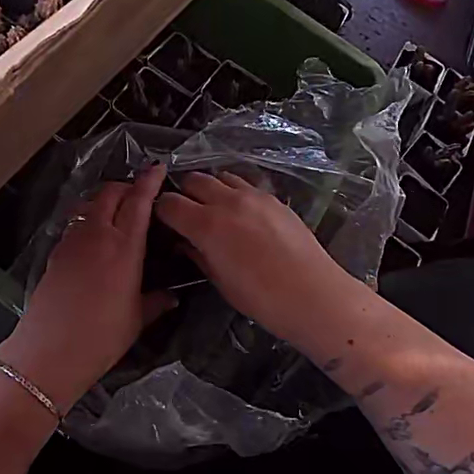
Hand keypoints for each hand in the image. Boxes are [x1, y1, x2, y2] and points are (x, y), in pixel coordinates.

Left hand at [0, 164, 172, 405]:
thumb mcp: (137, 319)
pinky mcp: (55, 254)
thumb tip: (172, 297)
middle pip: (110, 193)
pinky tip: (96, 239)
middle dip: (126, 186)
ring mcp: (72, 242)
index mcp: (124, 247)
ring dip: (105, 200)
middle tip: (140, 195)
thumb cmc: (102, 335)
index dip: (149, 181)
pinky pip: (76, 223)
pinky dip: (89, 219)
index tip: (158, 168)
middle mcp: (97, 235)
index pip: (139, 201)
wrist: (49, 352)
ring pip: (89, 204)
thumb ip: (157, 301)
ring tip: (118, 213)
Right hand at [154, 172, 367, 342]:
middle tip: (186, 213)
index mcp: (207, 224)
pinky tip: (240, 211)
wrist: (312, 293)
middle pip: (194, 179)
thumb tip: (185, 242)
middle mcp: (228, 201)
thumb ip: (198, 255)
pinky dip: (235, 190)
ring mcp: (254, 196)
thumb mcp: (221, 281)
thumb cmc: (262, 298)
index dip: (161, 211)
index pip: (169, 203)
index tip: (163, 222)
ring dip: (211, 187)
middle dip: (184, 193)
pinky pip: (246, 184)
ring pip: (221, 176)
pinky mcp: (275, 198)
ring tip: (213, 208)